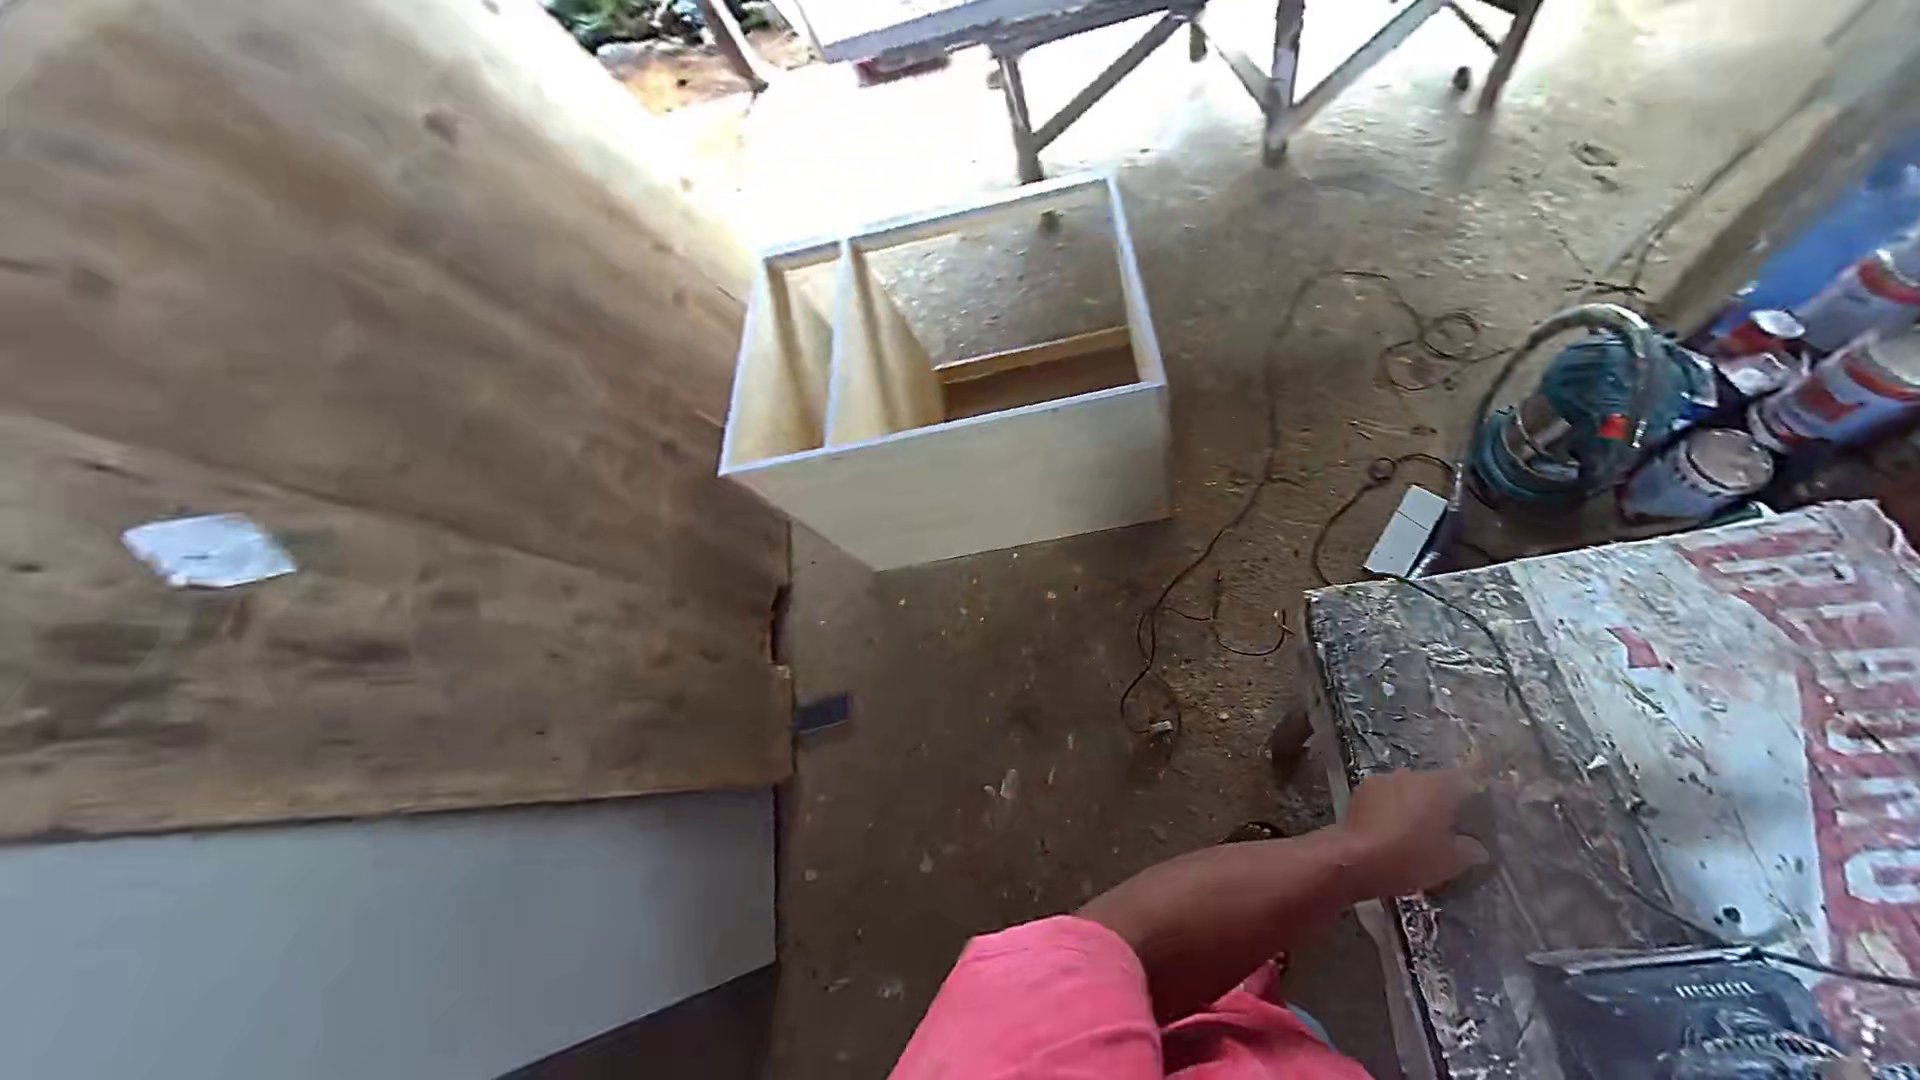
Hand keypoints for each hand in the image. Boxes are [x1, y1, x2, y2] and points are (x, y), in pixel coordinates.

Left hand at [1337, 768, 1489, 898]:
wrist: (1359, 857)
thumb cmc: (1412, 856)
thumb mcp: (1454, 860)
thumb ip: (1471, 848)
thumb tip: (1475, 846)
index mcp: (1434, 786)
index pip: (1465, 778)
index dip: (1476, 788)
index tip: (1482, 799)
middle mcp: (1406, 775)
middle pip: (1433, 782)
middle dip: (1442, 799)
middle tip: (1451, 823)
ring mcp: (1379, 780)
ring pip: (1406, 787)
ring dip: (1415, 801)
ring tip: (1420, 826)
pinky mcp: (1360, 791)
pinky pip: (1386, 795)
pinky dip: (1393, 806)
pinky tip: (1395, 825)